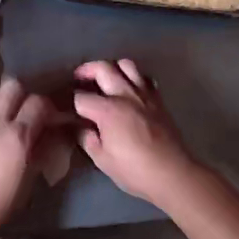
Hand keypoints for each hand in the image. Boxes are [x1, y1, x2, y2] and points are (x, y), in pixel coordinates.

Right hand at [73, 59, 199, 206]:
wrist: (172, 174)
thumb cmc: (134, 170)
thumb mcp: (102, 159)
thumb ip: (86, 138)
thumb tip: (79, 127)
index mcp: (108, 110)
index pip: (81, 98)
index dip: (69, 102)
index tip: (66, 108)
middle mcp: (125, 95)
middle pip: (102, 68)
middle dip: (86, 71)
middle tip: (79, 79)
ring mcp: (144, 94)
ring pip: (126, 65)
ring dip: (112, 68)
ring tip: (105, 79)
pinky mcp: (158, 100)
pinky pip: (144, 78)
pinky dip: (134, 78)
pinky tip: (129, 90)